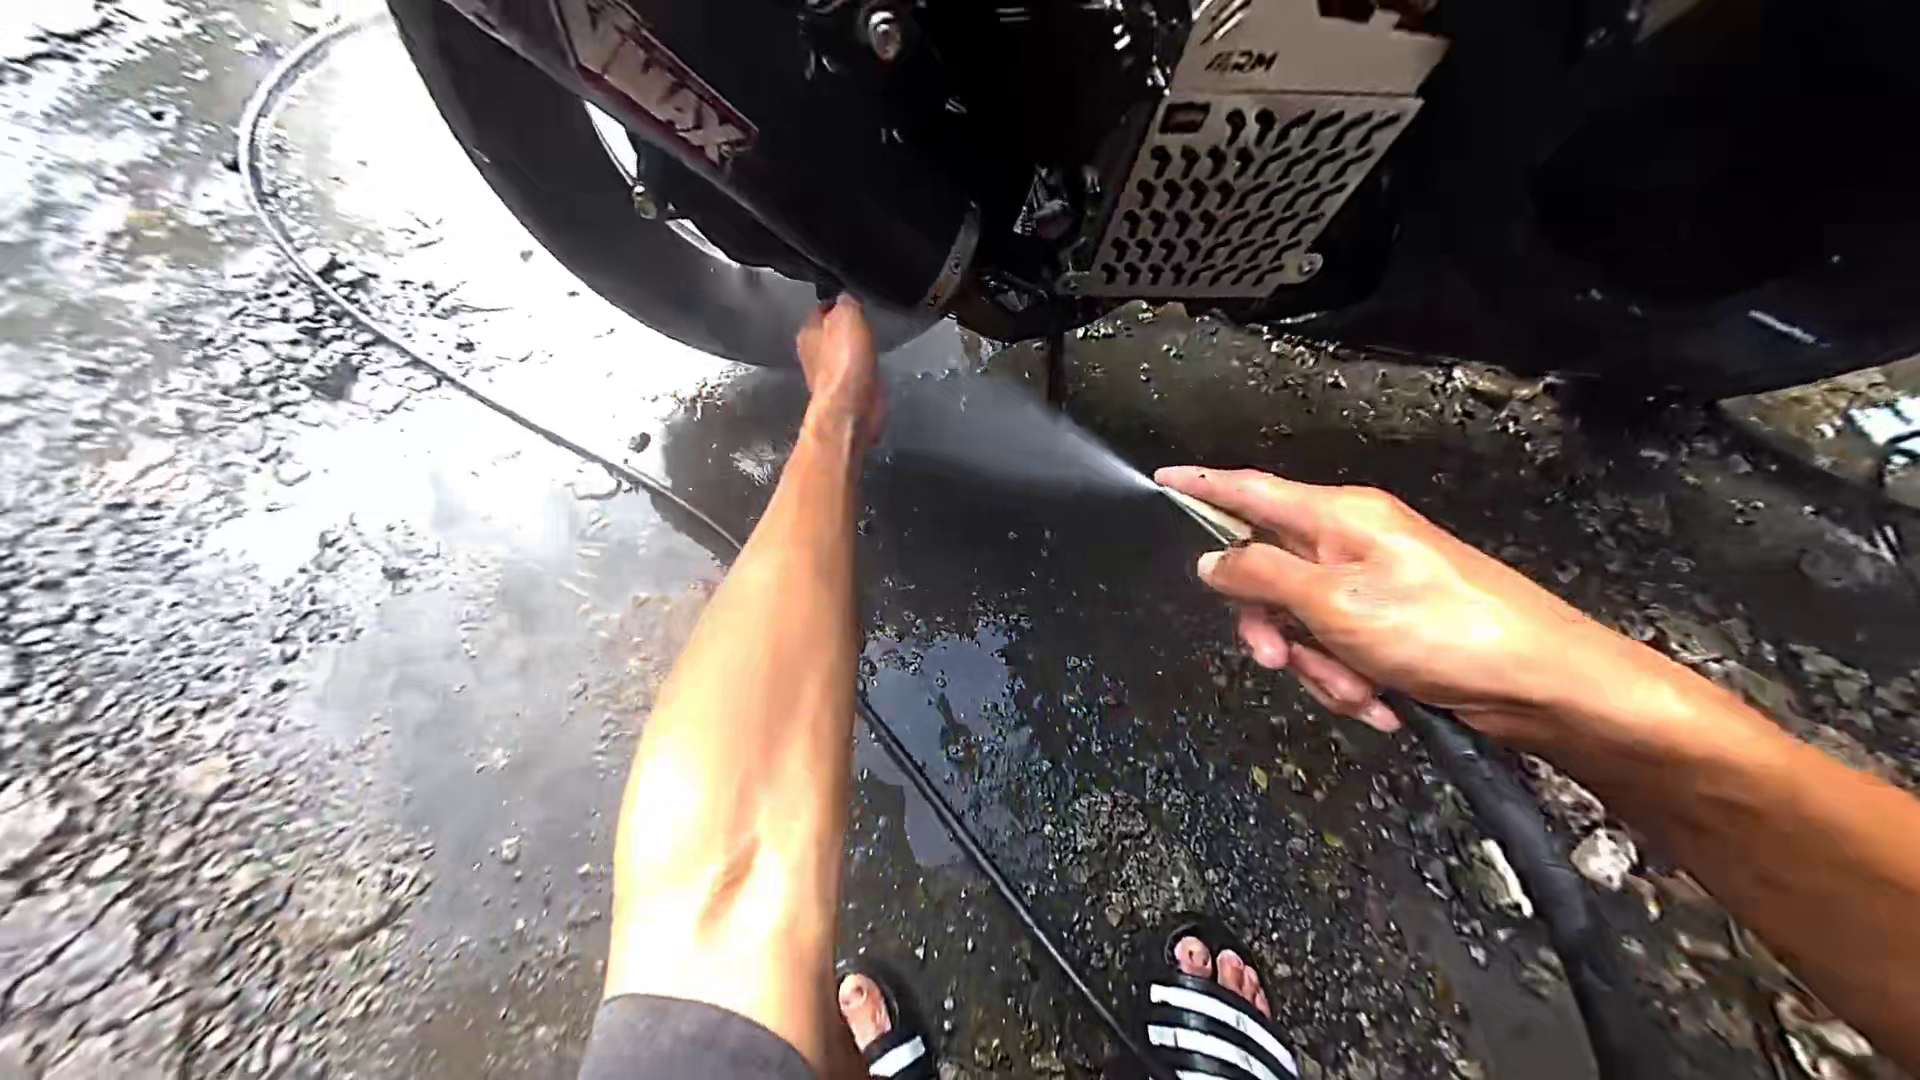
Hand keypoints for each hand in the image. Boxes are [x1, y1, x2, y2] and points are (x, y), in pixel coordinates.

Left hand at [795, 294, 883, 451]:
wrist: (852, 408)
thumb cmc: (845, 360)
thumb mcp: (849, 315)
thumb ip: (848, 301)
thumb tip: (848, 297)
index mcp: (808, 332)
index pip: (821, 307)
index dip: (838, 301)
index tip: (855, 298)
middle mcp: (814, 353)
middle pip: (831, 331)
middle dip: (847, 326)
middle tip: (867, 319)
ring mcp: (829, 375)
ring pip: (843, 352)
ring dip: (856, 348)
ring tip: (873, 339)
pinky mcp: (847, 393)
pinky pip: (856, 372)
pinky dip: (864, 367)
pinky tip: (875, 364)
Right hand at [1156, 466, 1665, 746]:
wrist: (1548, 687)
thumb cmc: (1444, 629)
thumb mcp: (1332, 599)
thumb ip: (1259, 574)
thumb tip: (1211, 560)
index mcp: (1335, 517)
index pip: (1248, 490)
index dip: (1200, 486)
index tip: (1162, 481)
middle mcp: (1345, 543)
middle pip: (1264, 572)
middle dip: (1268, 624)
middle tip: (1276, 658)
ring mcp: (1365, 583)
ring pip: (1295, 620)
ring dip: (1313, 663)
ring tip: (1355, 688)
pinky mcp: (1383, 621)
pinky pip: (1330, 646)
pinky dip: (1343, 676)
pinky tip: (1376, 697)